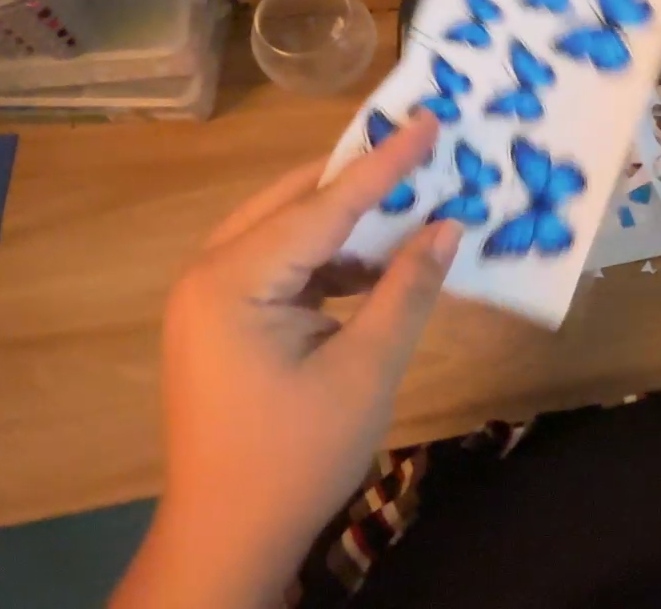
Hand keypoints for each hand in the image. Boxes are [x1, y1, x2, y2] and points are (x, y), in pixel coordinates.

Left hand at [115, 112, 457, 608]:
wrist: (228, 541)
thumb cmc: (296, 457)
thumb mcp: (366, 369)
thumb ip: (408, 288)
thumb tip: (449, 227)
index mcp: (233, 282)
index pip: (325, 206)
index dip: (386, 163)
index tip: (427, 120)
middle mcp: (211, 273)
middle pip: (297, 203)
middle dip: (361, 178)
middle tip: (421, 149)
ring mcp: (213, 296)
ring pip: (291, 230)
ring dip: (350, 219)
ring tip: (410, 199)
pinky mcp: (226, 317)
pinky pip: (286, 264)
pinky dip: (334, 256)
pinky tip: (378, 259)